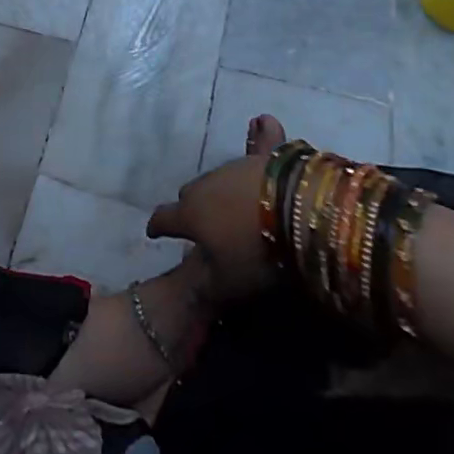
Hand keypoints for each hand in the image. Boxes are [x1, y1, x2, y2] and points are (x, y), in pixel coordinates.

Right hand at [145, 152, 277, 301]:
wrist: (300, 205)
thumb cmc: (255, 248)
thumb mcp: (230, 282)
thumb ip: (207, 288)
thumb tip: (193, 293)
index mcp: (189, 214)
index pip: (162, 218)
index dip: (156, 227)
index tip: (153, 232)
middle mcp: (203, 186)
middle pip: (188, 196)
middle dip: (190, 208)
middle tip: (203, 224)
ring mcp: (231, 169)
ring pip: (216, 182)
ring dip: (221, 196)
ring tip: (236, 212)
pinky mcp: (261, 159)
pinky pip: (245, 174)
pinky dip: (246, 186)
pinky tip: (262, 196)